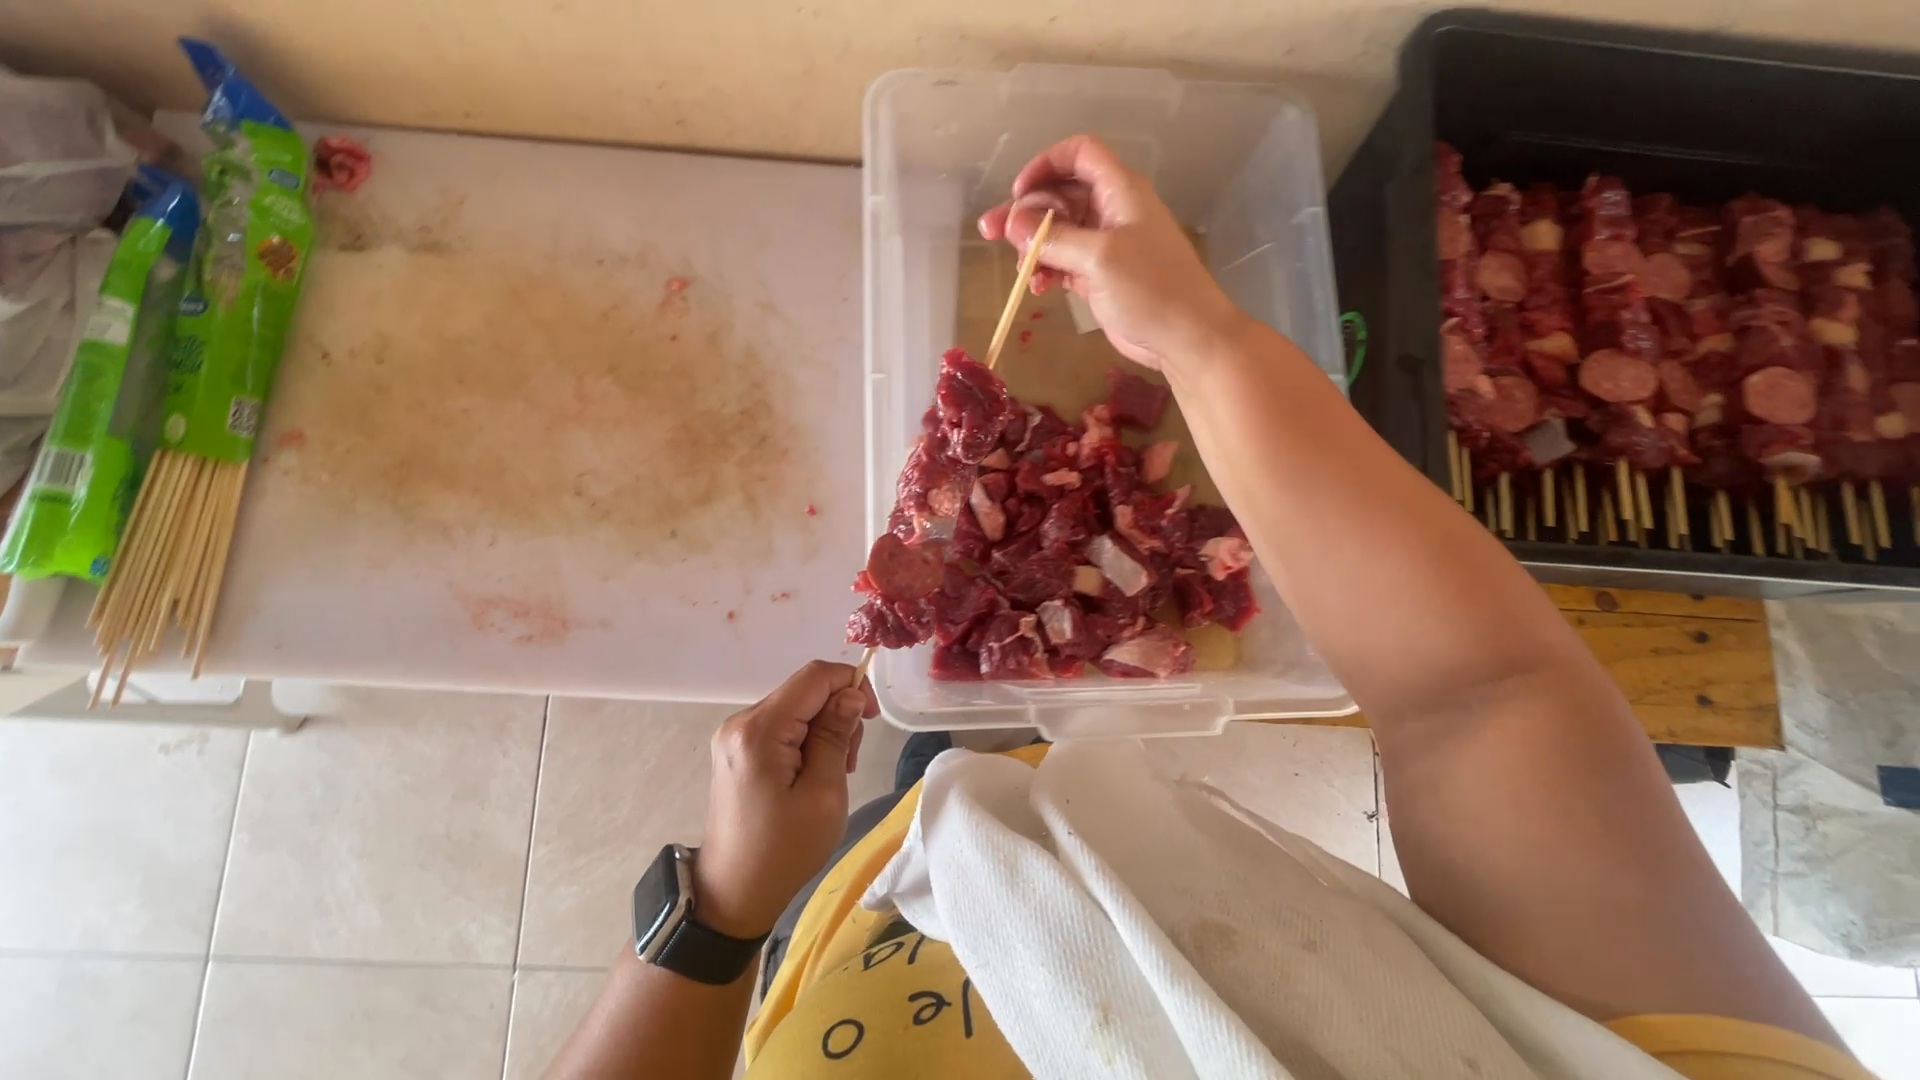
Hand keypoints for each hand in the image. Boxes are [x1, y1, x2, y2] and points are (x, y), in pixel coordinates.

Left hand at [694, 660, 877, 938]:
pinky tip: (812, 772)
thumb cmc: (784, 850)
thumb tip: (849, 693)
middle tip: (849, 761)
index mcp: (759, 730)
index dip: (851, 684)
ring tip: (832, 773)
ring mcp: (735, 735)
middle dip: (838, 713)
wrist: (733, 893)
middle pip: (804, 690)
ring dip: (824, 729)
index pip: (814, 676)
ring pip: (796, 707)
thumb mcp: (824, 794)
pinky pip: (781, 725)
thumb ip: (836, 736)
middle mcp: (741, 722)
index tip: (872, 718)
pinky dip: (805, 739)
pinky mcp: (736, 749)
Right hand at [977, 134, 1251, 372]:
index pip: (1079, 154)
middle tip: (990, 232)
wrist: (1185, 335)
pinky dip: (1047, 270)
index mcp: (1119, 190)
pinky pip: (1063, 262)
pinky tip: (1037, 287)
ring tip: (1017, 268)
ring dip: (1032, 246)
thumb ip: (1054, 238)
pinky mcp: (1099, 275)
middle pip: (1059, 196)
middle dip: (1025, 212)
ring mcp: (1104, 244)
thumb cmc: (1151, 287)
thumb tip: (1012, 223)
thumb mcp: (1099, 257)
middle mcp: (1111, 210)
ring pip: (1057, 232)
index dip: (1046, 164)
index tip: (1018, 192)